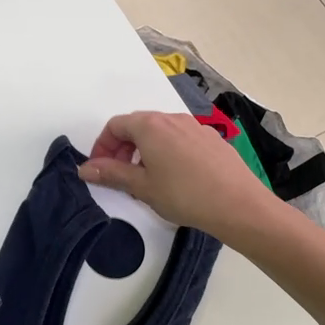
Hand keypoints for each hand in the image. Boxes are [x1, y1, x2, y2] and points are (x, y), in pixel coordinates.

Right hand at [78, 111, 287, 242]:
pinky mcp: (212, 139)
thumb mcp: (141, 186)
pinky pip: (180, 139)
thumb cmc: (184, 195)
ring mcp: (195, 126)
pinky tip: (176, 178)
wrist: (239, 205)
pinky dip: (168, 152)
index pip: (115, 125)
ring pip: (160, 132)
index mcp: (150, 125)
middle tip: (120, 176)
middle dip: (122, 148)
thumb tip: (85, 168)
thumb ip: (111, 173)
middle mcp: (172, 118)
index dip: (102, 146)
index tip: (100, 170)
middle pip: (137, 125)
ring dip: (145, 150)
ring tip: (147, 179)